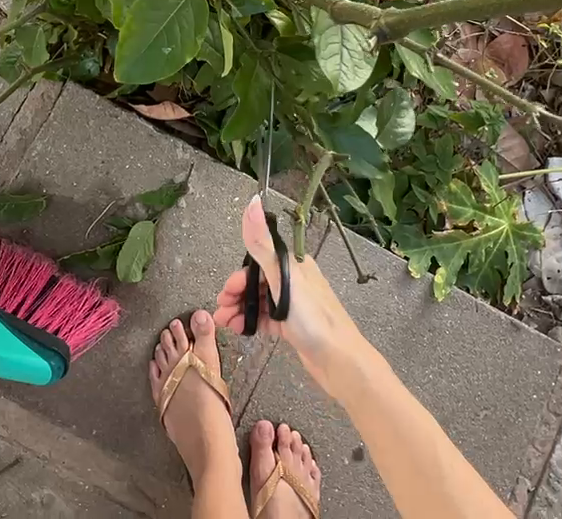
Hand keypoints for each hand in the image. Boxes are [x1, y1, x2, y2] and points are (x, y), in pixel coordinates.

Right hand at [213, 196, 368, 389]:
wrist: (340, 361)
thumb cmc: (314, 318)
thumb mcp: (284, 278)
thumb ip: (262, 244)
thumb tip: (253, 201)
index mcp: (294, 265)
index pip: (258, 263)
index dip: (239, 277)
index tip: (225, 294)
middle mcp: (294, 281)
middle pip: (257, 282)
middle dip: (236, 295)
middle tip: (221, 311)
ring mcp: (294, 305)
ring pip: (260, 301)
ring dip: (240, 309)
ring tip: (226, 324)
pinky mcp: (293, 326)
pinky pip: (267, 318)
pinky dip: (252, 322)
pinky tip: (240, 330)